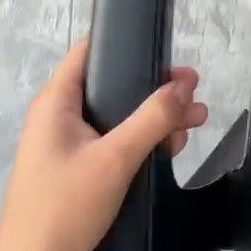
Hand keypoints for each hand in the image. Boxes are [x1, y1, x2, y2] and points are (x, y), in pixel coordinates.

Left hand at [0, 40, 208, 250]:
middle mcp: (59, 117)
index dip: (127, 41)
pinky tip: (170, 149)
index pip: (91, 49)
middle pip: (114, 84)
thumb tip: (185, 84)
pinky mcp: (75, 171)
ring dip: (156, 117)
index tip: (167, 50)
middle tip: (193, 92)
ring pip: (119, 116)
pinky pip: (114, 142)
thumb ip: (153, 118)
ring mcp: (67, 146)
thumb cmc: (63, 208)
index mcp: (57, 101)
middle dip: (156, 88)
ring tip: (194, 123)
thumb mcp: (115, 159)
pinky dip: (142, 141)